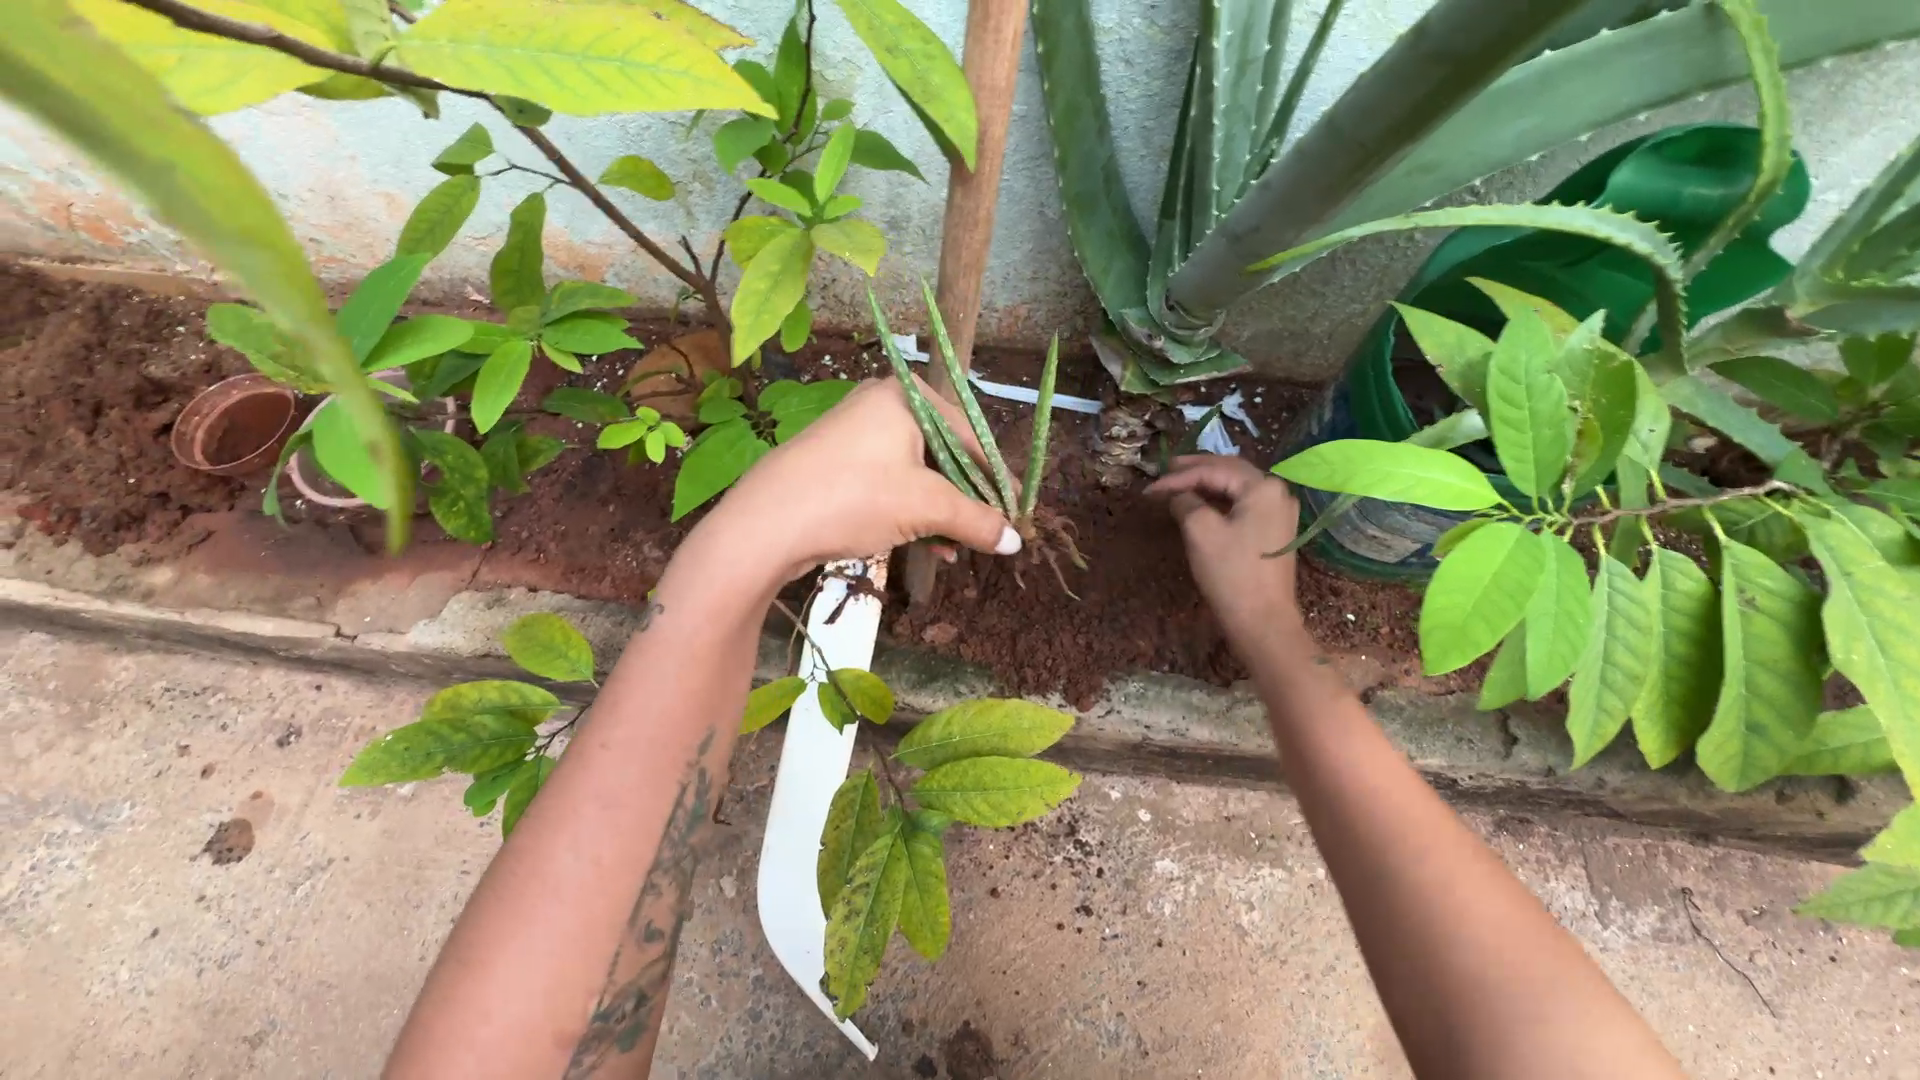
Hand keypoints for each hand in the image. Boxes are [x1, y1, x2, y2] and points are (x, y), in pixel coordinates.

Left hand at [690, 378, 1019, 584]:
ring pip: (916, 475)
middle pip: (943, 456)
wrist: (766, 523)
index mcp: (905, 397)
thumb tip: (1017, 539)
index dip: (994, 480)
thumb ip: (976, 520)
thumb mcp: (925, 508)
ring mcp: (856, 435)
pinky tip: (926, 547)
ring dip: (940, 514)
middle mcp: (881, 406)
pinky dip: (910, 513)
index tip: (1014, 514)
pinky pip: (889, 485)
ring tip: (955, 549)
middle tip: (985, 534)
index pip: (970, 436)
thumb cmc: (855, 497)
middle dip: (965, 501)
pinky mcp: (837, 465)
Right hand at [1145, 455, 1304, 647]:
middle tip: (1167, 468)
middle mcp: (1277, 492)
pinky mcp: (1275, 531)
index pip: (1214, 470)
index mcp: (1262, 487)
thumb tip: (1178, 495)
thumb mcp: (1200, 531)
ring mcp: (1279, 513)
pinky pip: (1244, 504)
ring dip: (1208, 483)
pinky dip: (1221, 500)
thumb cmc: (1230, 572)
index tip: (1150, 487)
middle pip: (1230, 471)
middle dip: (1197, 469)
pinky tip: (1203, 502)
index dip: (1178, 476)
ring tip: (1180, 482)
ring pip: (1238, 487)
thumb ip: (1185, 502)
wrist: (1262, 620)